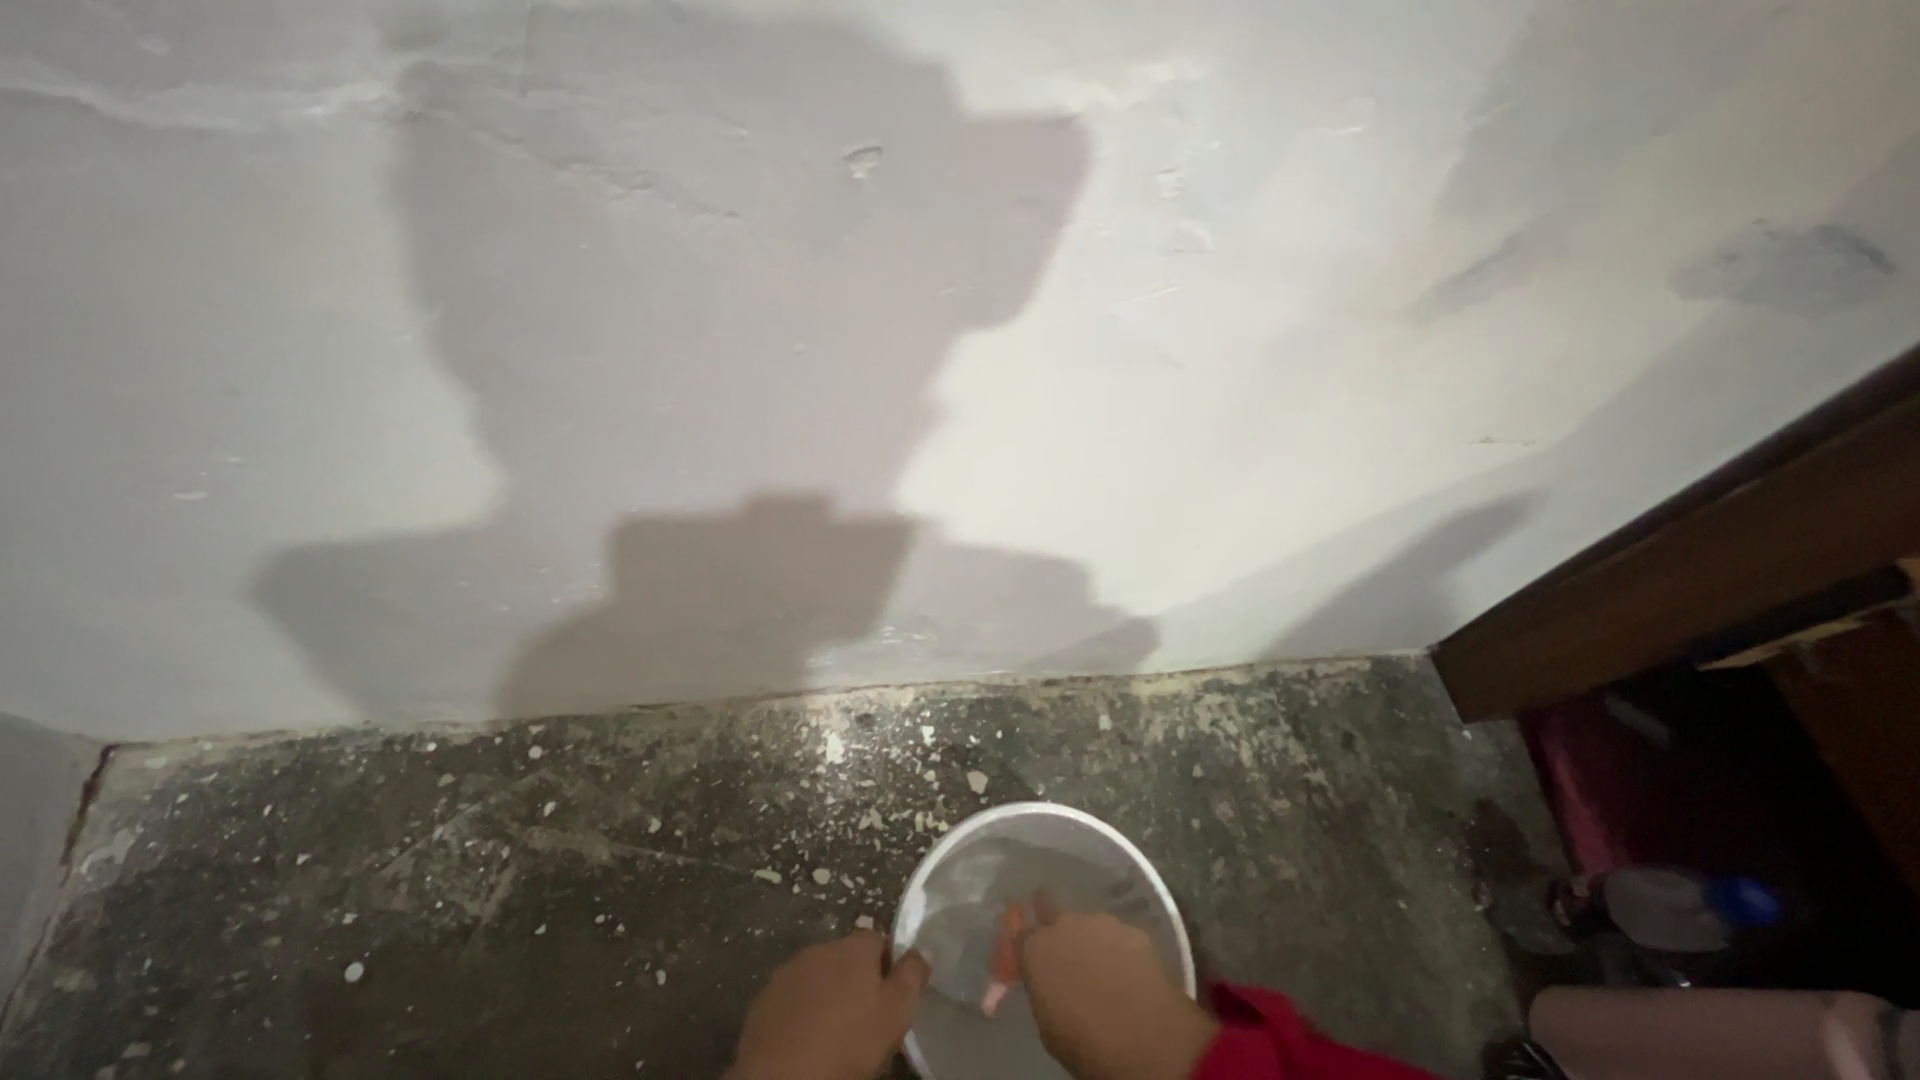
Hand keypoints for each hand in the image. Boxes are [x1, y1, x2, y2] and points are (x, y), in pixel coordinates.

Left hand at [727, 930, 929, 1079]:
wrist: (782, 1077)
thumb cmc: (848, 1042)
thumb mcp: (895, 1013)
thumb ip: (912, 976)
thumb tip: (923, 948)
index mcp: (853, 947)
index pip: (878, 939)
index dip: (888, 964)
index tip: (892, 995)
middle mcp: (819, 949)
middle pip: (846, 957)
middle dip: (856, 979)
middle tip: (866, 1016)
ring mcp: (787, 973)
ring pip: (817, 976)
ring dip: (827, 993)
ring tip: (834, 1029)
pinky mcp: (764, 1000)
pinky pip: (793, 998)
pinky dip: (802, 1011)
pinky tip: (806, 1038)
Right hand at [1017, 893, 1217, 1079]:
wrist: (1143, 1036)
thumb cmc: (1084, 1041)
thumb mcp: (1048, 1023)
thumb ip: (1043, 990)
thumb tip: (1050, 984)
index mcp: (1034, 949)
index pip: (1018, 933)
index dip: (1024, 943)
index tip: (1030, 954)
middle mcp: (1063, 925)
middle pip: (1047, 902)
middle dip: (1048, 913)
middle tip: (1058, 940)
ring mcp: (1100, 923)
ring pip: (1087, 922)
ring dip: (1089, 937)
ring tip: (1100, 966)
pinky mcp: (1132, 930)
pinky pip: (1117, 935)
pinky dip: (1119, 949)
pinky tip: (1128, 971)